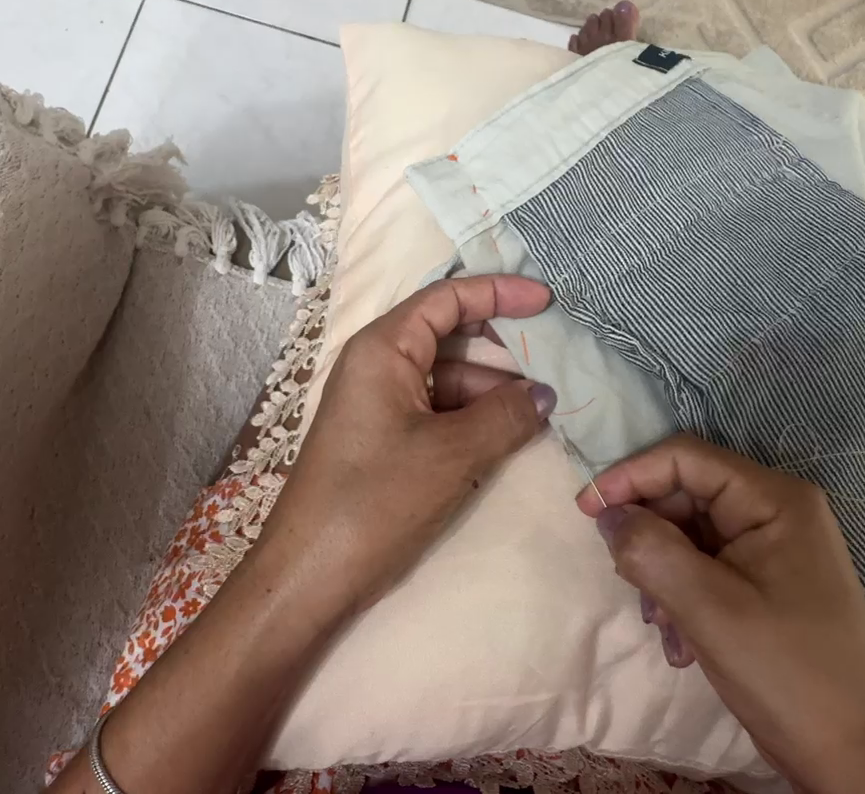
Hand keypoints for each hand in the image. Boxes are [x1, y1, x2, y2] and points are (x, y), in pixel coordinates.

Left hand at [255, 273, 556, 617]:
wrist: (309, 573)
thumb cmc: (376, 500)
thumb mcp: (453, 454)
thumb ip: (507, 416)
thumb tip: (546, 394)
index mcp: (384, 347)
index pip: (447, 298)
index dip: (499, 292)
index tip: (548, 300)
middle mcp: (378, 362)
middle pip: (448, 333)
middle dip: (502, 343)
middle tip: (556, 357)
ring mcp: (378, 400)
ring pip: (447, 375)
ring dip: (493, 387)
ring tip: (545, 405)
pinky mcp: (383, 435)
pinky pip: (437, 407)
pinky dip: (474, 415)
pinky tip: (510, 432)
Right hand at [577, 435, 864, 793]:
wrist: (856, 762)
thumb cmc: (787, 674)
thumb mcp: (708, 609)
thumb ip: (650, 550)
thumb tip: (607, 515)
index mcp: (773, 500)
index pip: (684, 458)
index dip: (630, 475)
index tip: (586, 511)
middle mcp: (775, 511)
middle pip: (684, 494)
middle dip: (648, 534)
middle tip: (627, 580)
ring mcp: (772, 546)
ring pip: (688, 532)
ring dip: (660, 571)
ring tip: (659, 624)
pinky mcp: (765, 580)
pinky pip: (704, 563)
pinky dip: (680, 593)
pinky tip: (679, 640)